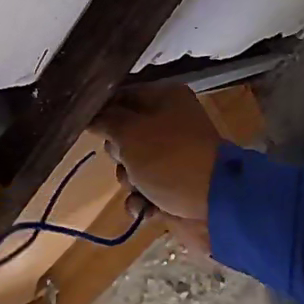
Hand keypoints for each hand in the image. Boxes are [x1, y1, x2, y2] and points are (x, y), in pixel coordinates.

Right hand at [93, 84, 222, 249]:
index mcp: (165, 99)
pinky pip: (143, 192)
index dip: (103, 111)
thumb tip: (91, 113)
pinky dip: (141, 202)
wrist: (215, 206)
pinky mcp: (173, 188)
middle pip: (123, 133)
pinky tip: (146, 207)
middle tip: (127, 159)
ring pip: (131, 165)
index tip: (88, 126)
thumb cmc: (170, 159)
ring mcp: (172, 158)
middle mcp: (169, 124)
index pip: (123, 96)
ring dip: (129, 180)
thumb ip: (106, 120)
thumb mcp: (131, 132)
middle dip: (118, 152)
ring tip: (141, 187)